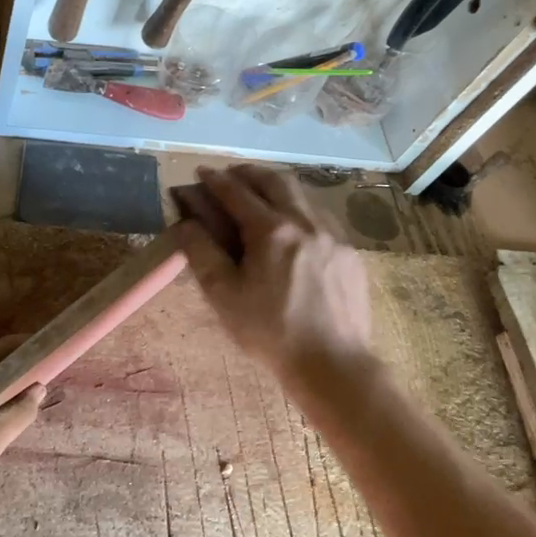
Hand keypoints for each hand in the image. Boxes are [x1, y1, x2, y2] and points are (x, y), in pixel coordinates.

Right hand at [174, 166, 374, 394]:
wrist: (332, 364)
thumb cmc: (269, 331)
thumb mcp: (222, 294)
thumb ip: (200, 252)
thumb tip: (185, 222)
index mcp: (271, 231)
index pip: (237, 192)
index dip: (215, 180)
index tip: (201, 172)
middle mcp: (306, 223)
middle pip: (276, 181)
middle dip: (249, 173)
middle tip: (231, 175)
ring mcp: (334, 236)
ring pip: (303, 196)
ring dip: (277, 188)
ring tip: (260, 196)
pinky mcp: (351, 254)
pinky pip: (321, 218)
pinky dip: (299, 210)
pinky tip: (291, 228)